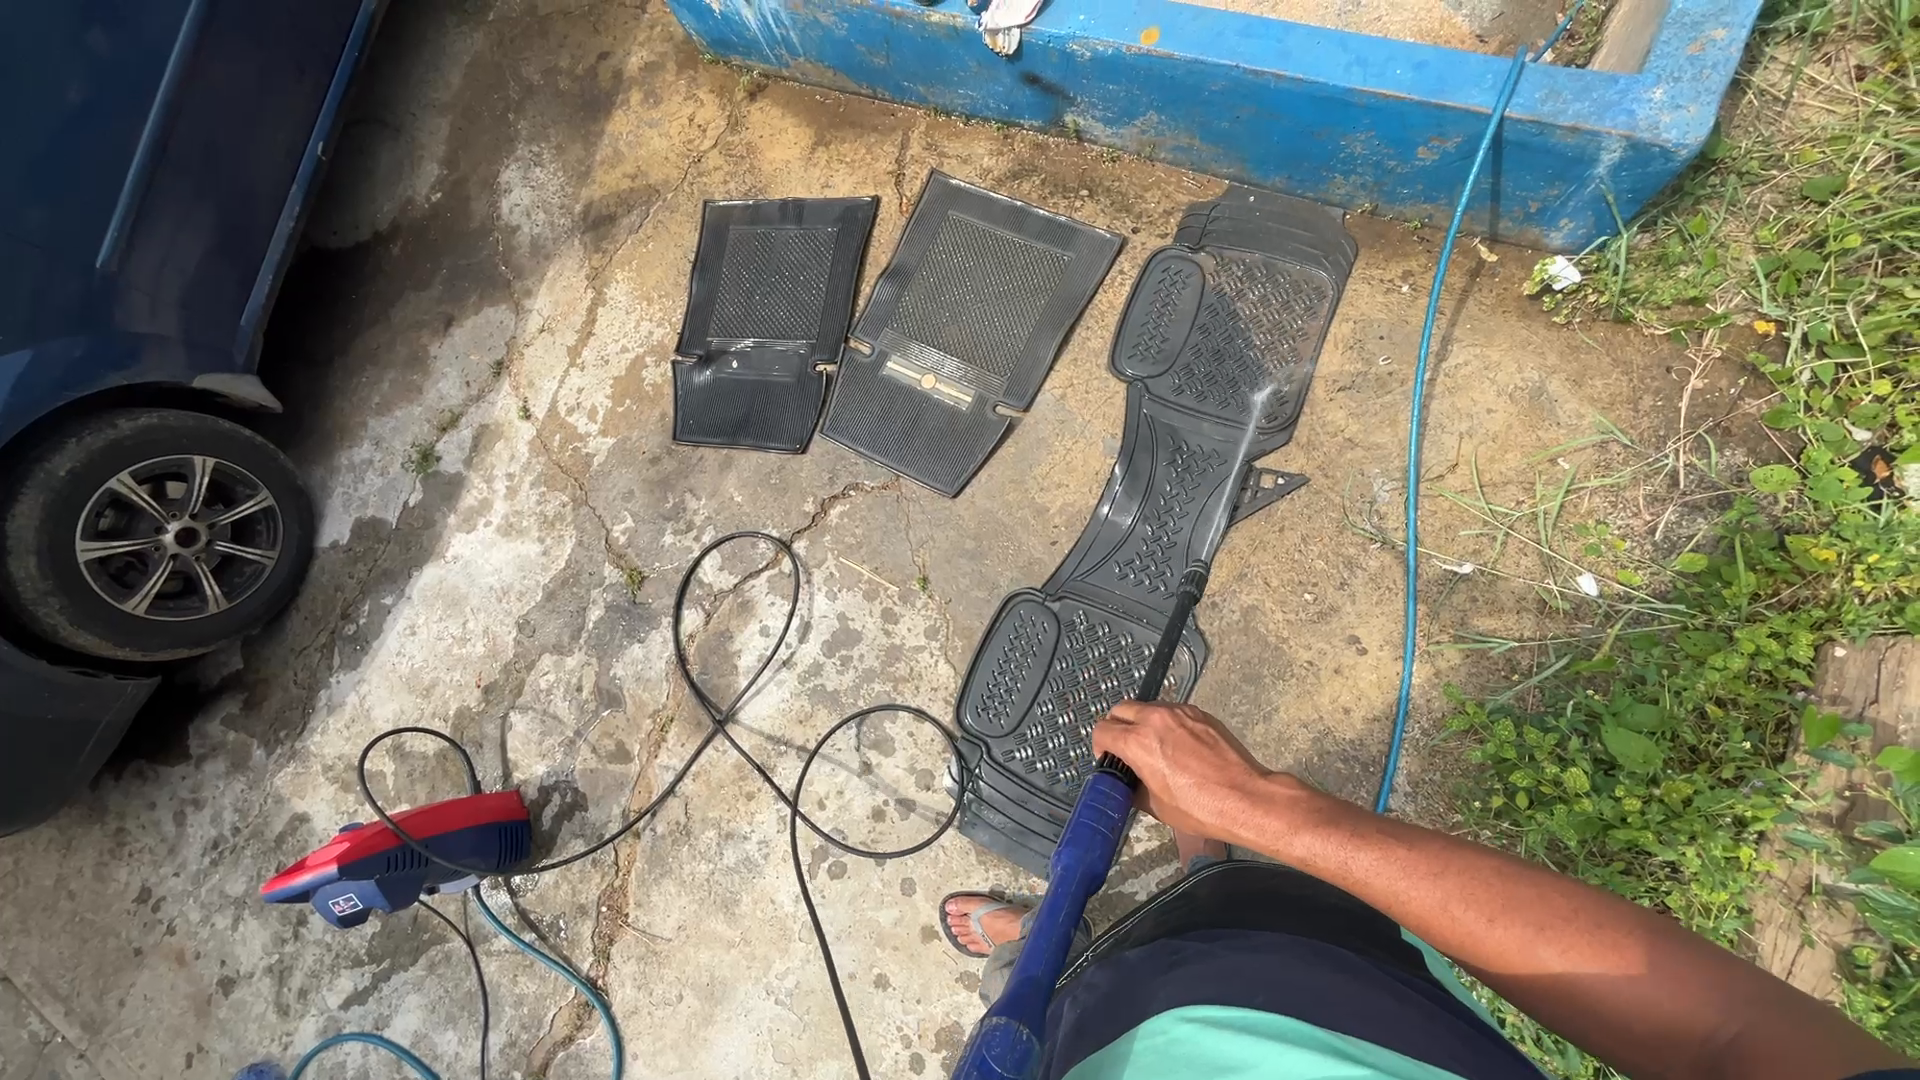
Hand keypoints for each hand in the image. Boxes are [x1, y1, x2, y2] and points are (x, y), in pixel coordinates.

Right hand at [1093, 702, 1291, 843]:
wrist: (1245, 798)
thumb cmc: (1200, 808)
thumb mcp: (1155, 806)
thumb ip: (1133, 787)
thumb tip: (1129, 783)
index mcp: (1137, 742)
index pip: (1102, 730)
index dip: (1101, 747)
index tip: (1110, 759)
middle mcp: (1154, 719)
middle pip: (1120, 710)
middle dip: (1117, 727)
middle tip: (1126, 749)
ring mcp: (1178, 712)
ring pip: (1146, 707)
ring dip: (1141, 722)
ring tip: (1153, 746)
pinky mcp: (1198, 713)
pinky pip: (1171, 711)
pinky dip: (1165, 722)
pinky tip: (1178, 745)